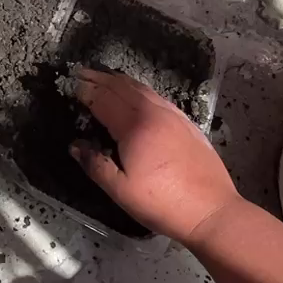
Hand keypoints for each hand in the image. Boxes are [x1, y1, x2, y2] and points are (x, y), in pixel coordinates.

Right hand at [68, 67, 244, 244]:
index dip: (86, 92)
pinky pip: (155, 95)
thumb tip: (75, 146)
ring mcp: (172, 115)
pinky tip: (135, 93)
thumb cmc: (162, 203)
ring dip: (119, 80)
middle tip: (81, 73)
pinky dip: (138, 88)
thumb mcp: (120, 190)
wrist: (211, 210)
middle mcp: (153, 113)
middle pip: (121, 88)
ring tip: (103, 77)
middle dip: (99, 79)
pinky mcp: (185, 121)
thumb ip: (95, 164)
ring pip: (140, 88)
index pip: (103, 100)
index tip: (70, 85)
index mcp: (134, 127)